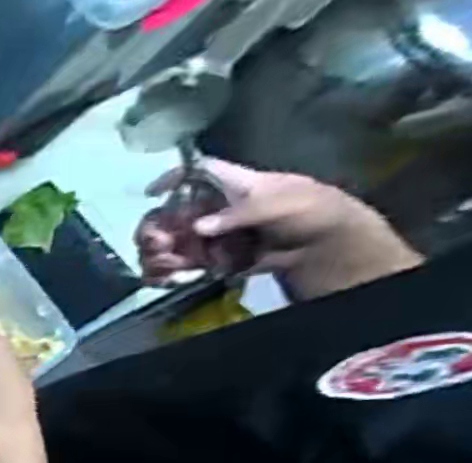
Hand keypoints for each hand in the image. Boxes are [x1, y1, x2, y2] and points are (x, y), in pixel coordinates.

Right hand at [135, 158, 421, 298]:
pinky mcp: (200, 261)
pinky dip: (159, 276)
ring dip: (155, 258)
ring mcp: (201, 238)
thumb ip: (241, 213)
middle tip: (160, 246)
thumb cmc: (309, 211)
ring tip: (170, 268)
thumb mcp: (283, 203)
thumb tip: (198, 227)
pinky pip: (167, 269)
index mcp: (228, 187)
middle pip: (163, 215)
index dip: (172, 178)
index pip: (196, 173)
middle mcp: (207, 210)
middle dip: (152, 232)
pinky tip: (168, 280)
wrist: (319, 247)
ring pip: (158, 245)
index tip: (152, 193)